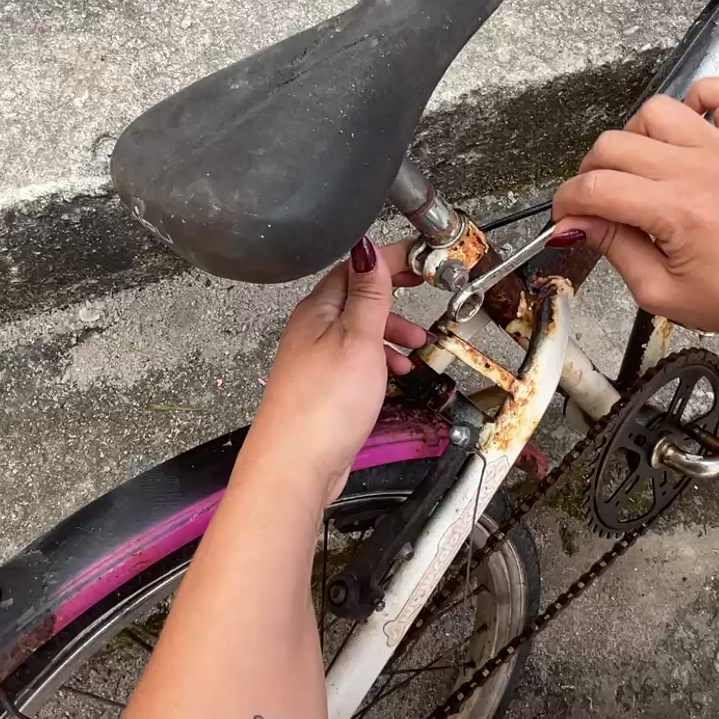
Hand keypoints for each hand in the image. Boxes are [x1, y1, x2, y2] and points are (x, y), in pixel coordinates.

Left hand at [239, 238, 429, 504]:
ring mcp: (316, 357)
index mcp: (317, 309)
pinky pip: (356, 357)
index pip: (355, 268)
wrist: (295, 467)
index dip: (389, 258)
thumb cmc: (323, 405)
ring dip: (390, 328)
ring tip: (417, 340)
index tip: (420, 258)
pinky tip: (395, 371)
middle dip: (392, 291)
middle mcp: (312, 328)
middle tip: (423, 284)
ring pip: (359, 328)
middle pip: (356, 295)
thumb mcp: (357, 339)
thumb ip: (368, 295)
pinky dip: (380, 357)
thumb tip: (368, 251)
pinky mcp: (324, 385)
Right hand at [551, 78, 718, 358]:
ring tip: (636, 171)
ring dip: (632, 138)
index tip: (565, 222)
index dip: (567, 204)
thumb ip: (611, 247)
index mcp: (678, 211)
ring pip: (656, 111)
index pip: (597, 188)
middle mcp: (701, 170)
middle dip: (589, 175)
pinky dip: (700, 98)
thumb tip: (572, 223)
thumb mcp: (656, 290)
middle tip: (596, 205)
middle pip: (614, 144)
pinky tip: (684, 130)